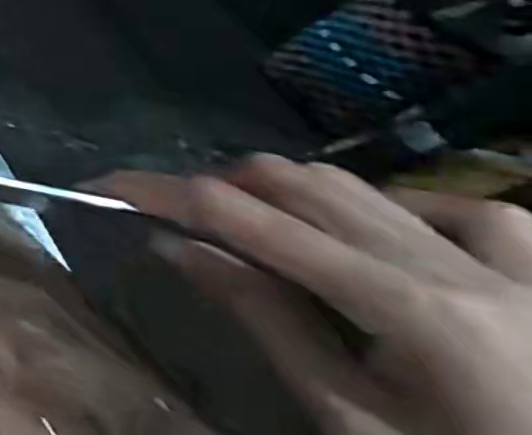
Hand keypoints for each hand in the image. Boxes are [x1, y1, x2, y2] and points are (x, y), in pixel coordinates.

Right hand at [97, 155, 531, 434]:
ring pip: (357, 183)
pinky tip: (379, 238)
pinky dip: (387, 209)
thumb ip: (262, 319)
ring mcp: (515, 260)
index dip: (158, 190)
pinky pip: (451, 207)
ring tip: (261, 227)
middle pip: (292, 181)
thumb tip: (172, 243)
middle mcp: (458, 264)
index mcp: (407, 308)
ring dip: (286, 193)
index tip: (101, 184)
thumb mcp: (353, 420)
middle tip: (175, 213)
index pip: (241, 216)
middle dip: (215, 184)